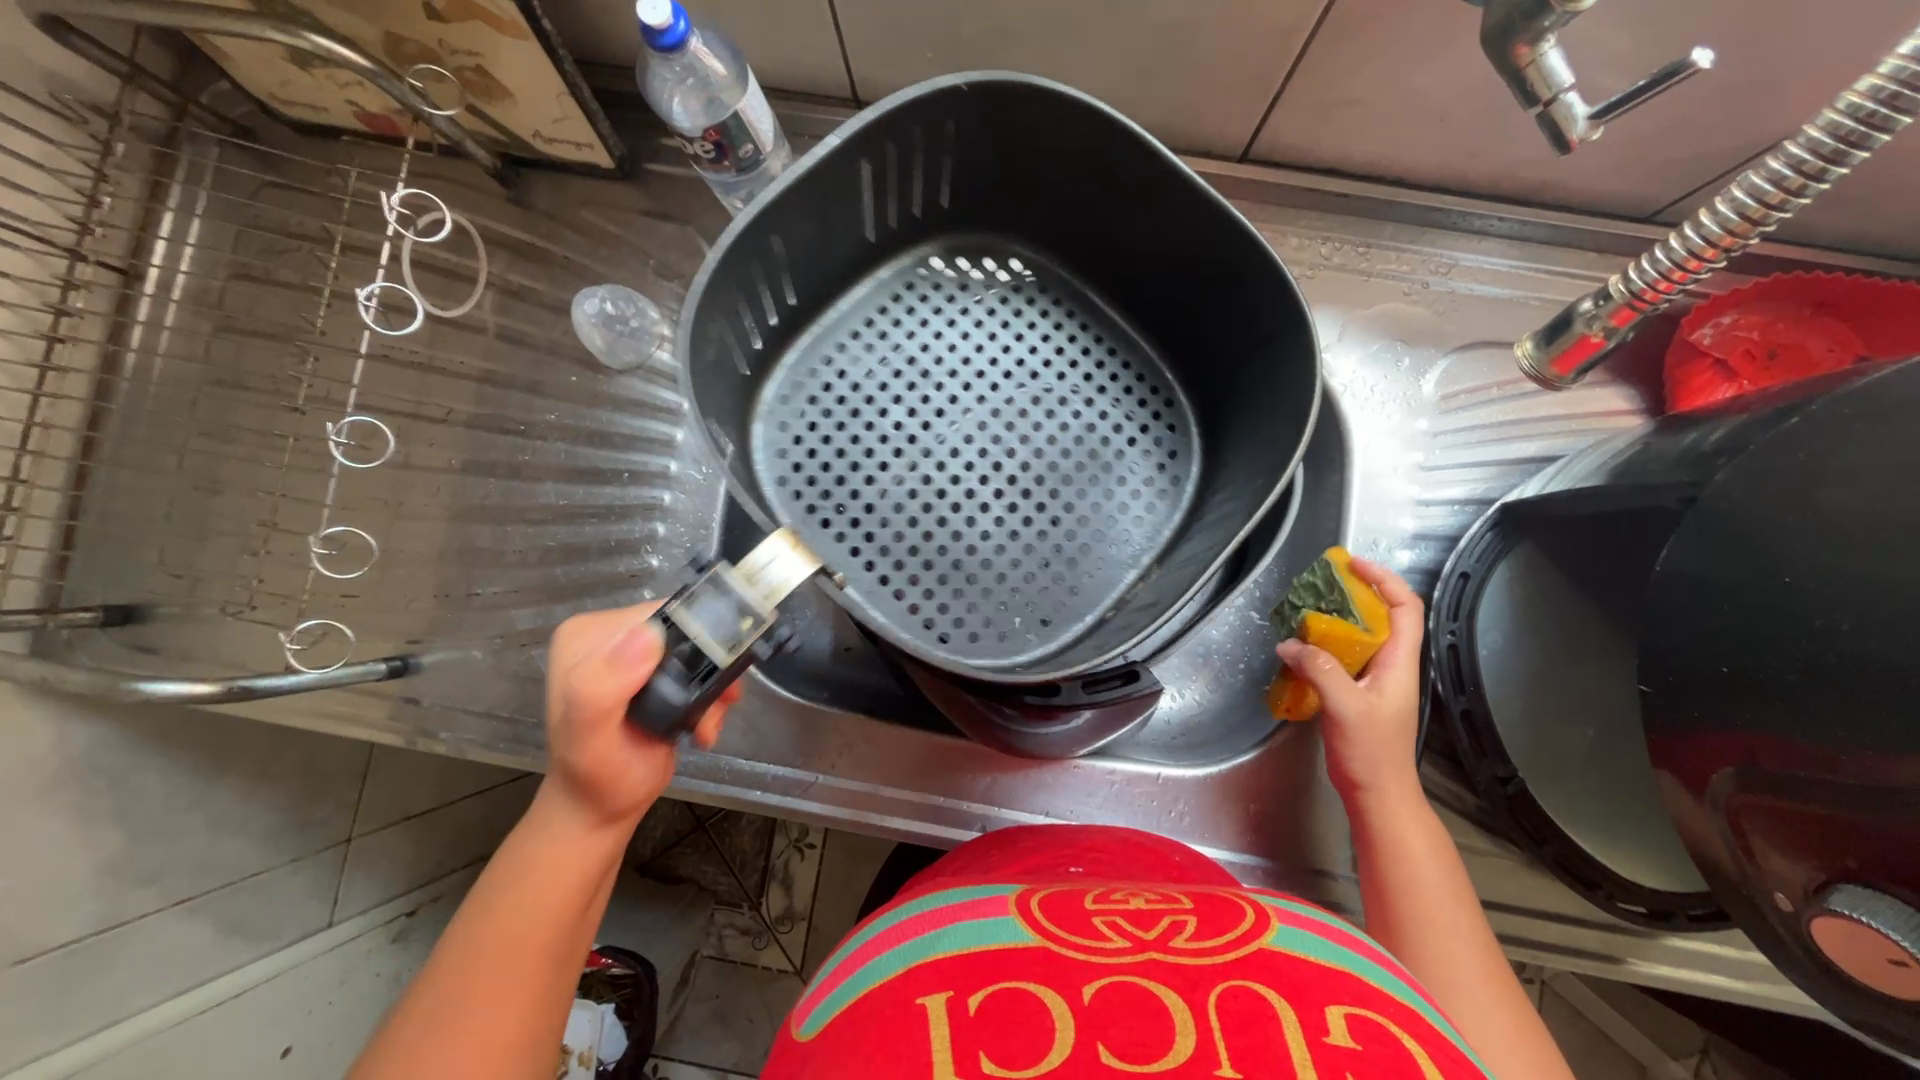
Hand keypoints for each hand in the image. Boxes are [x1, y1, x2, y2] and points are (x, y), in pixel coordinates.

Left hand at [541, 602, 740, 828]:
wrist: (603, 810)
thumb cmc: (594, 776)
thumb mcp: (590, 732)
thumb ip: (605, 684)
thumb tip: (649, 635)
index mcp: (586, 635)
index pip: (655, 615)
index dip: (691, 641)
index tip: (708, 680)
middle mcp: (609, 637)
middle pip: (683, 631)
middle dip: (707, 671)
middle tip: (716, 708)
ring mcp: (634, 656)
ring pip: (698, 653)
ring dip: (713, 691)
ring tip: (707, 725)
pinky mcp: (655, 676)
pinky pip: (700, 671)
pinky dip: (711, 699)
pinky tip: (702, 727)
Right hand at [1276, 557, 1425, 808]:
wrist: (1376, 793)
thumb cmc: (1371, 752)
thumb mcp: (1346, 706)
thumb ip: (1320, 670)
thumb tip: (1289, 644)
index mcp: (1400, 662)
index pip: (1404, 607)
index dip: (1384, 580)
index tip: (1353, 565)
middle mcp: (1390, 665)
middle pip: (1380, 616)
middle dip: (1353, 594)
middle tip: (1321, 584)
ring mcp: (1373, 680)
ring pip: (1357, 637)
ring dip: (1333, 620)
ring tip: (1304, 611)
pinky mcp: (1355, 694)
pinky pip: (1339, 658)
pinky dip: (1320, 647)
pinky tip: (1298, 650)